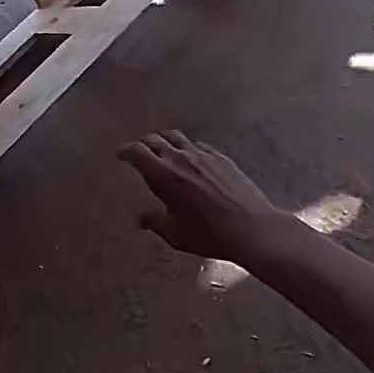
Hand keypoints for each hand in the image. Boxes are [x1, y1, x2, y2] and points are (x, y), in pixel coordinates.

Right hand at [118, 130, 294, 261]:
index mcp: (162, 175)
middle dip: (144, 144)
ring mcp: (202, 155)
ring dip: (166, 141)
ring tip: (164, 148)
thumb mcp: (175, 234)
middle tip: (140, 152)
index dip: (126, 151)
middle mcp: (180, 158)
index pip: (137, 151)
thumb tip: (142, 219)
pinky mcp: (221, 158)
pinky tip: (193, 158)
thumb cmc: (208, 234)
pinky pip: (199, 145)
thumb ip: (155, 222)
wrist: (251, 228)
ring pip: (177, 138)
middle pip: (155, 139)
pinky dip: (189, 148)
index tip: (122, 154)